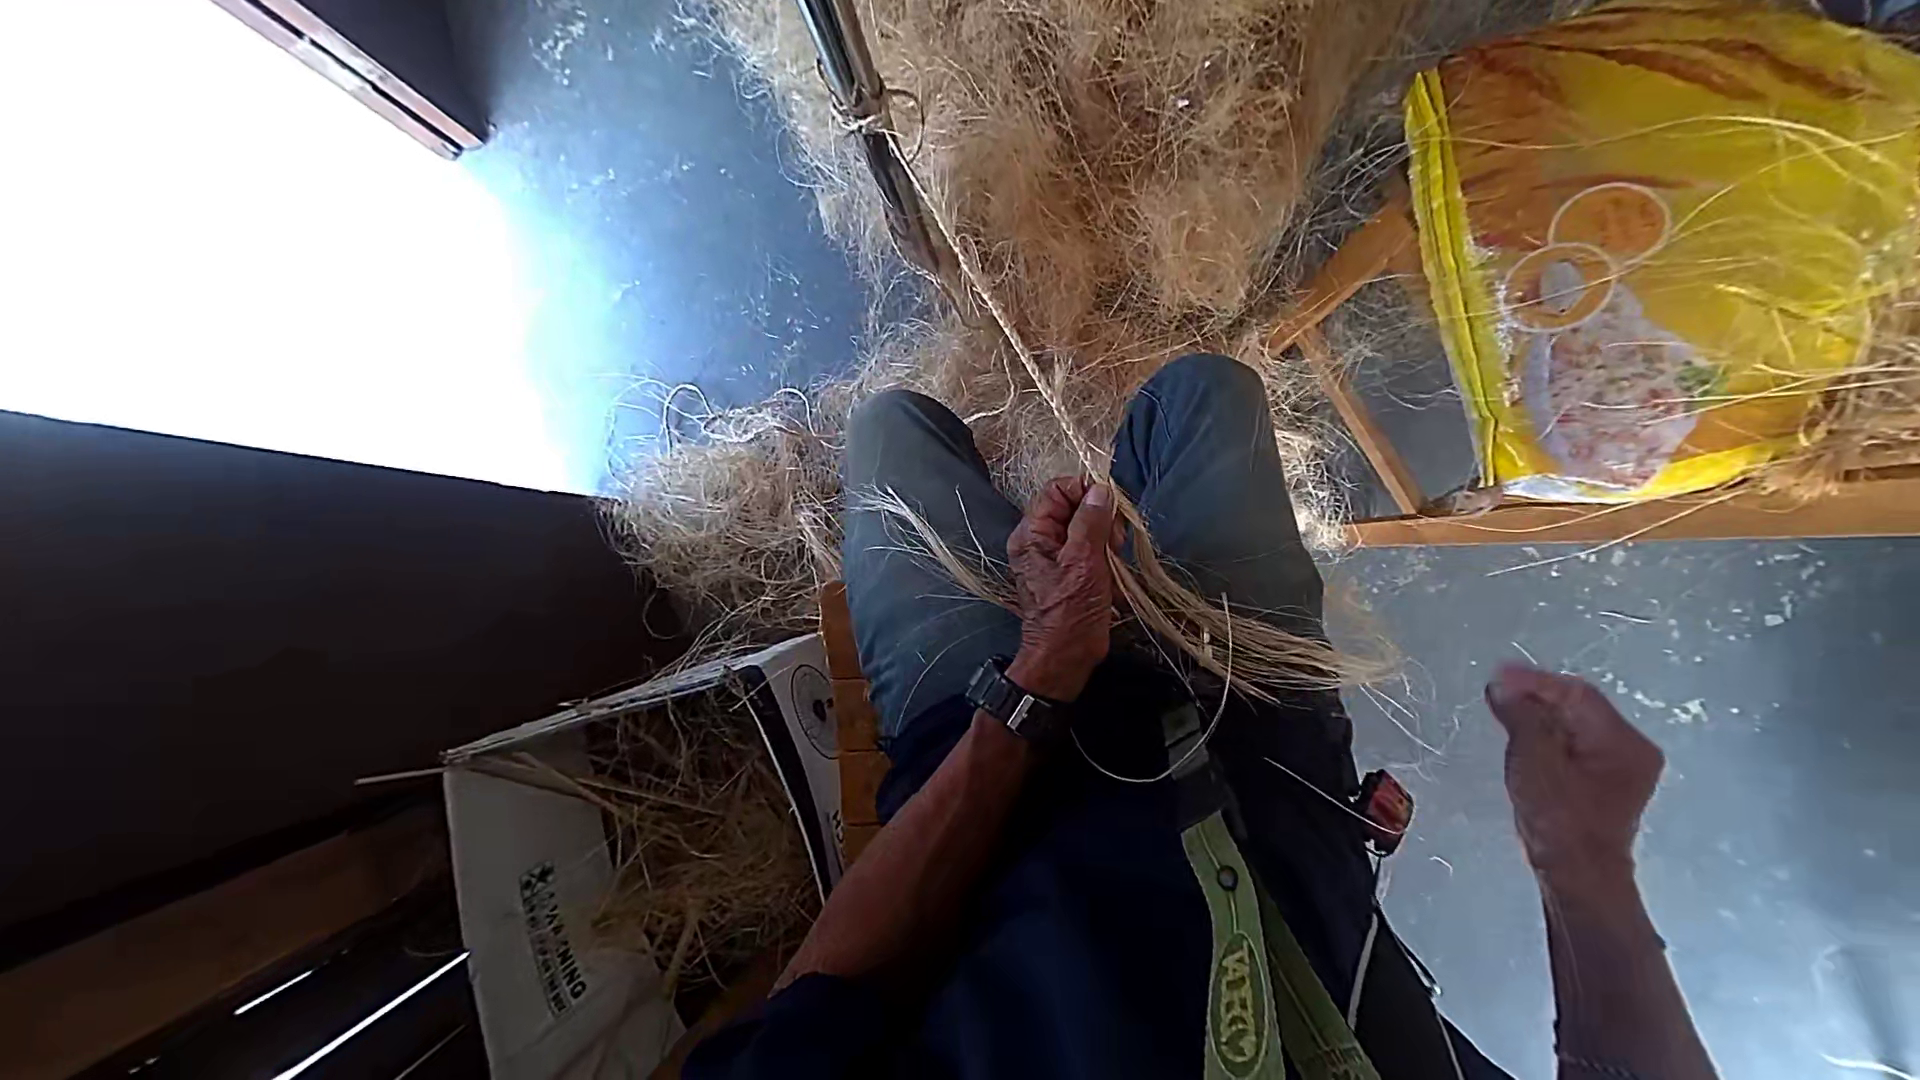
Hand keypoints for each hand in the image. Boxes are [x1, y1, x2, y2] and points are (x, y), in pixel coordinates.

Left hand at [1005, 476, 1117, 702]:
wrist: (1064, 658)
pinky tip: (1112, 571)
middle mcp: (1039, 541)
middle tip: (1114, 540)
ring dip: (1106, 538)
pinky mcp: (1070, 571)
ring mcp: (1054, 556)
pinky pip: (1090, 549)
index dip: (1084, 490)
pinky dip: (1105, 556)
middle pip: (1073, 507)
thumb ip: (1091, 522)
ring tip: (1114, 559)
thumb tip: (1100, 490)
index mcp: (1031, 534)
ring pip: (1086, 528)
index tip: (1109, 506)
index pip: (1056, 490)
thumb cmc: (1070, 613)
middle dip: (1100, 518)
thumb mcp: (1083, 562)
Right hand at [1485, 663, 1663, 890]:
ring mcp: (1620, 763)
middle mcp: (1631, 747)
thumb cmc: (1557, 816)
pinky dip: (1544, 727)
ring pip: (1574, 720)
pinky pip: (1572, 737)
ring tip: (1500, 704)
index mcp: (1623, 742)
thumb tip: (1503, 685)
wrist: (1577, 871)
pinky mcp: (1602, 776)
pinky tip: (1519, 728)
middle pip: (1579, 704)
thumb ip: (1522, 718)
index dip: (1534, 680)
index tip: (1495, 676)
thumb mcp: (1533, 761)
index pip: (1577, 693)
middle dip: (1535, 692)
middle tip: (1494, 688)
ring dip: (1537, 709)